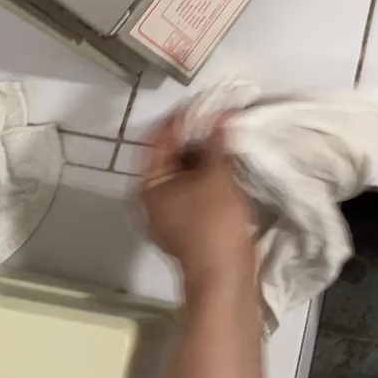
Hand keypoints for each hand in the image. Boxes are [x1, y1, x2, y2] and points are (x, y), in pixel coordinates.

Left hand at [141, 115, 256, 288]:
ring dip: (204, 155)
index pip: (159, 140)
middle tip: (219, 117)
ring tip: (227, 136)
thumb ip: (217, 142)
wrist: (223, 274)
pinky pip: (195, 189)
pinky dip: (208, 174)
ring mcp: (171, 213)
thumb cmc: (213, 221)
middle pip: (171, 157)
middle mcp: (153, 198)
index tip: (202, 103)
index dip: (180, 119)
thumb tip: (221, 115)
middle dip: (195, 136)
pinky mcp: (189, 224)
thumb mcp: (216, 175)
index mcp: (149, 185)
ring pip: (185, 173)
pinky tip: (228, 163)